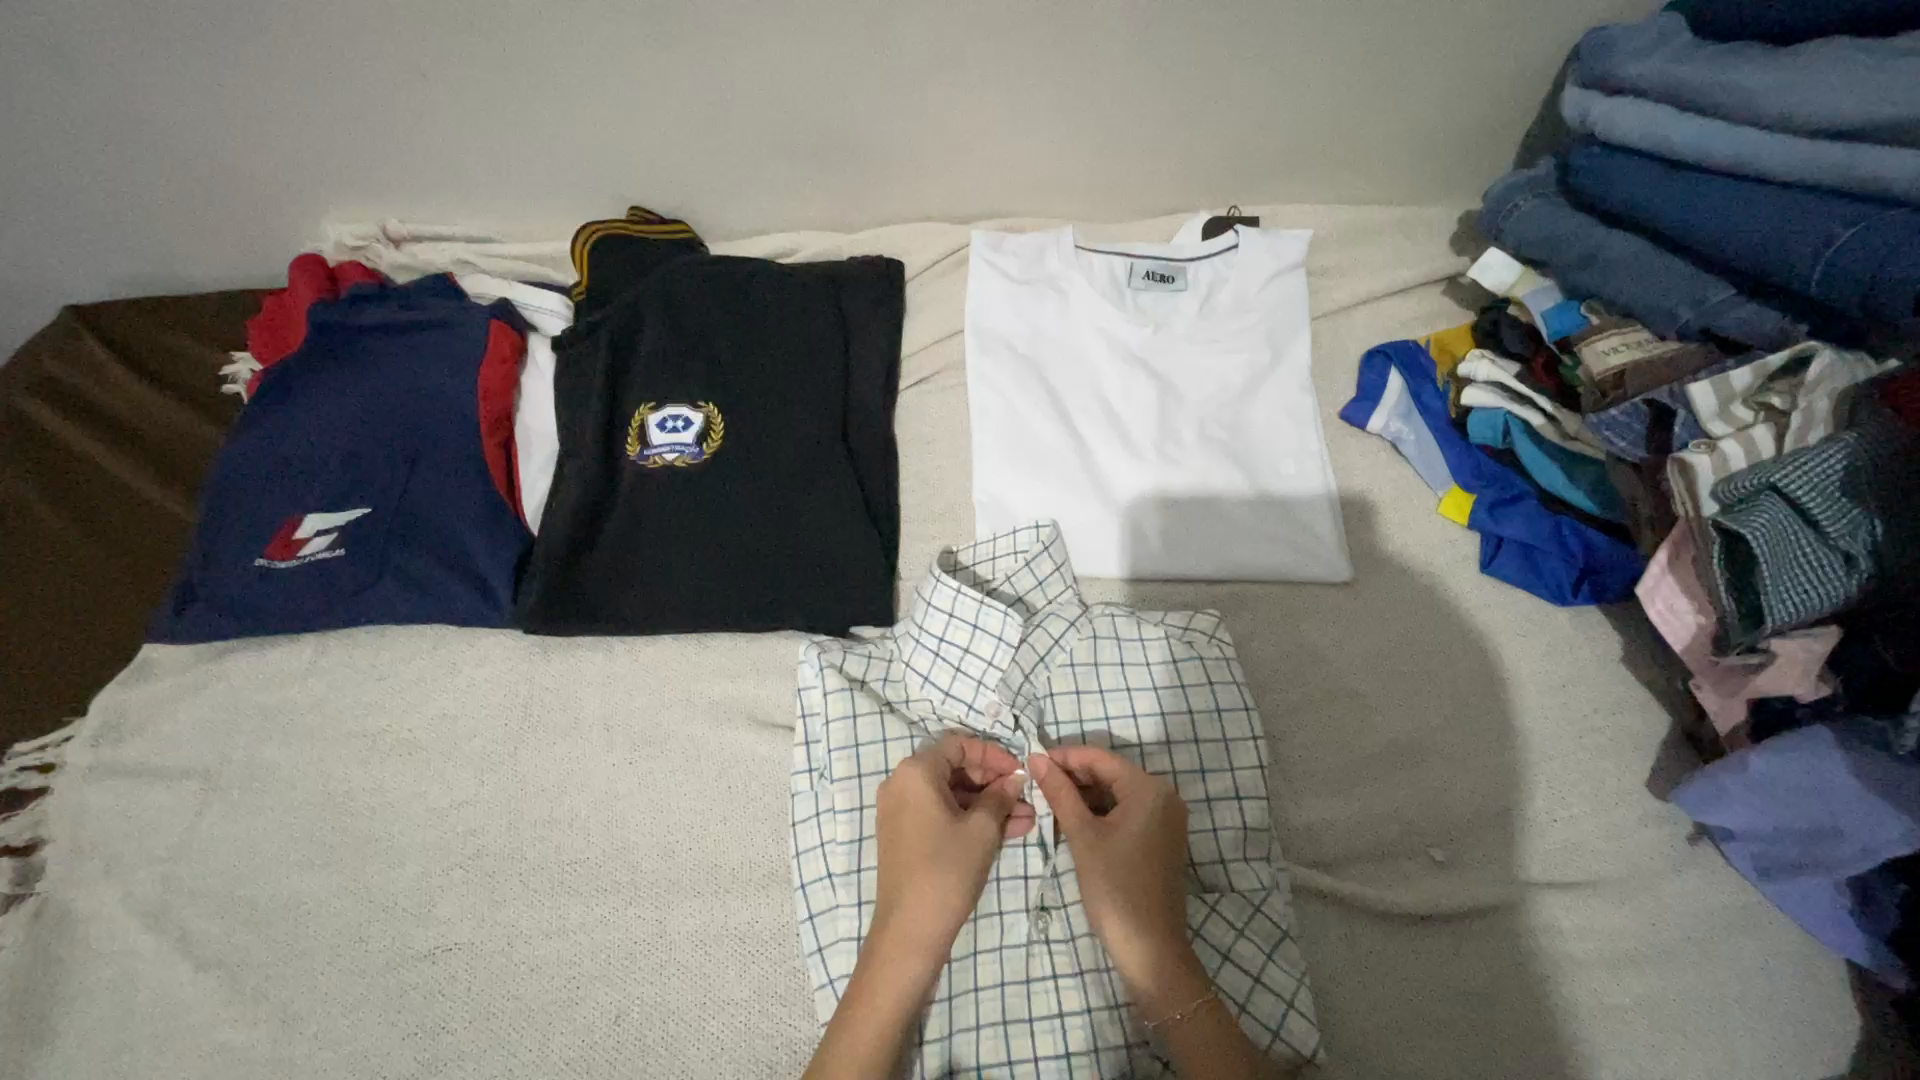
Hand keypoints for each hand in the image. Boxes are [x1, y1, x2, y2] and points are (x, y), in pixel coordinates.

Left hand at [869, 734, 1035, 972]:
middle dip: (993, 784)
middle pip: (954, 769)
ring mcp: (900, 810)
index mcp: (915, 771)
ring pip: (951, 795)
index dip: (992, 754)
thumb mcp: (982, 830)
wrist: (910, 930)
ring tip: (1027, 820)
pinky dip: (970, 820)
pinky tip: (1006, 832)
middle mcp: (901, 783)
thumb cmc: (947, 870)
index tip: (1019, 772)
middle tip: (1026, 799)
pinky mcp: (904, 835)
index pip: (958, 745)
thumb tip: (1014, 780)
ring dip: (987, 805)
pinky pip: (941, 814)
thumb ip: (1000, 797)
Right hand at [1026, 745, 1204, 1009]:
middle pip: (1110, 772)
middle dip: (1074, 776)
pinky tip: (1074, 818)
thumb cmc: (1114, 887)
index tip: (1031, 761)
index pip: (1099, 758)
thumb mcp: (1082, 835)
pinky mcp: (1163, 836)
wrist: (1150, 948)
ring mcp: (1167, 817)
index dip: (1064, 757)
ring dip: (1085, 794)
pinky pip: (1128, 810)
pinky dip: (1101, 811)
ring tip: (1050, 801)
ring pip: (1117, 792)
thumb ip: (1060, 792)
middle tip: (1037, 783)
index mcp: (1148, 788)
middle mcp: (1164, 794)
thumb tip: (1036, 758)